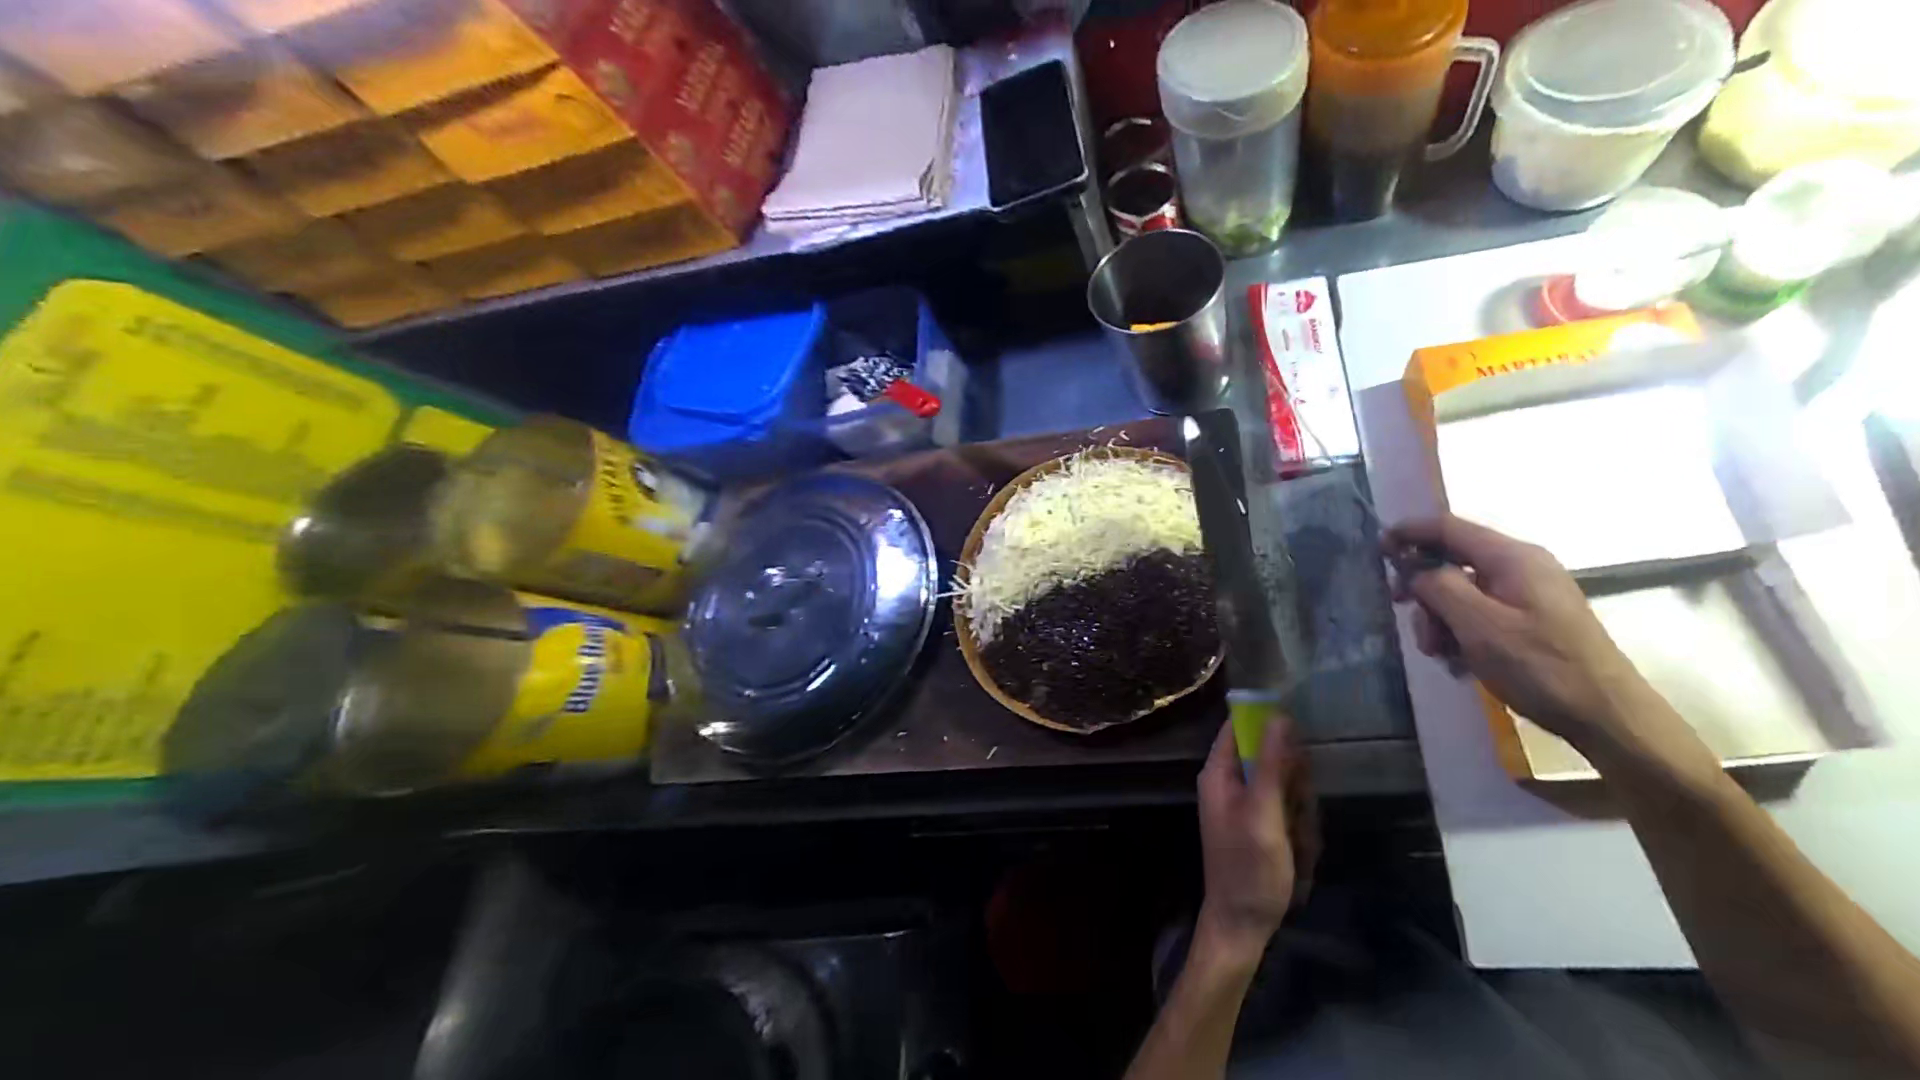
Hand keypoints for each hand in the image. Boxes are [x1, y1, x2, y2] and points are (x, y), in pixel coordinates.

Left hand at [1196, 715, 1311, 960]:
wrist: (1242, 922)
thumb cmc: (1248, 867)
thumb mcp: (1263, 813)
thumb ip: (1271, 764)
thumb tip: (1279, 717)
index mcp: (1219, 772)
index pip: (1238, 726)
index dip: (1266, 724)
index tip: (1297, 741)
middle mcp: (1230, 782)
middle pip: (1272, 758)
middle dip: (1294, 786)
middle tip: (1296, 813)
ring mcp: (1248, 805)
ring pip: (1288, 787)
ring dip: (1300, 813)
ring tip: (1295, 842)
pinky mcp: (1263, 825)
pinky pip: (1290, 812)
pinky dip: (1299, 831)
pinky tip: (1297, 854)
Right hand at [1385, 515, 1665, 759]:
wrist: (1606, 715)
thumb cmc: (1540, 666)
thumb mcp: (1478, 625)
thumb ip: (1438, 587)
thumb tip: (1413, 568)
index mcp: (1512, 558)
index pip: (1448, 527)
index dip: (1408, 532)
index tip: (1376, 548)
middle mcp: (1522, 566)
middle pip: (1452, 560)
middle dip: (1422, 586)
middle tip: (1401, 610)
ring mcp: (1529, 593)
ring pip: (1462, 590)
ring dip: (1438, 616)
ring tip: (1438, 651)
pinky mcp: (1532, 619)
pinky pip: (1480, 611)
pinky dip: (1460, 629)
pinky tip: (1458, 657)